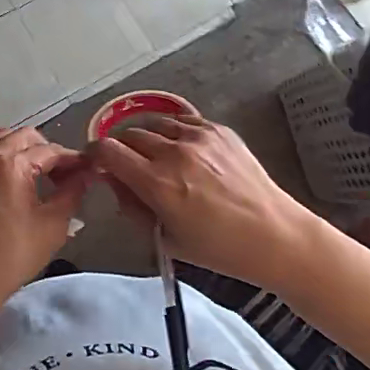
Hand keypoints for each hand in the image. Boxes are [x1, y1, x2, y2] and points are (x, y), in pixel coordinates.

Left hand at [0, 127, 87, 336]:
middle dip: (50, 149)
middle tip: (67, 174)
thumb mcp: (53, 224)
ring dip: (27, 149)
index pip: (51, 150)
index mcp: (12, 164)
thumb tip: (85, 175)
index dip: (74, 159)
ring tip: (45, 174)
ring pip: (5, 141)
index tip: (90, 170)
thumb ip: (72, 192)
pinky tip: (24, 181)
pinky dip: (10, 157)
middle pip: (25, 136)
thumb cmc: (14, 254)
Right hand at [91, 116, 328, 292]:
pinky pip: (183, 120)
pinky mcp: (219, 130)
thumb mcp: (166, 238)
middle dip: (120, 148)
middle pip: (129, 134)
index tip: (95, 161)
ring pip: (154, 123)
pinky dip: (172, 131)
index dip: (95, 154)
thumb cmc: (219, 248)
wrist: (275, 235)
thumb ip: (133, 208)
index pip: (108, 151)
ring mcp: (199, 137)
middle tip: (126, 164)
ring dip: (146, 137)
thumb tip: (115, 183)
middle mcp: (175, 153)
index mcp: (158, 183)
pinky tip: (180, 148)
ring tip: (154, 155)